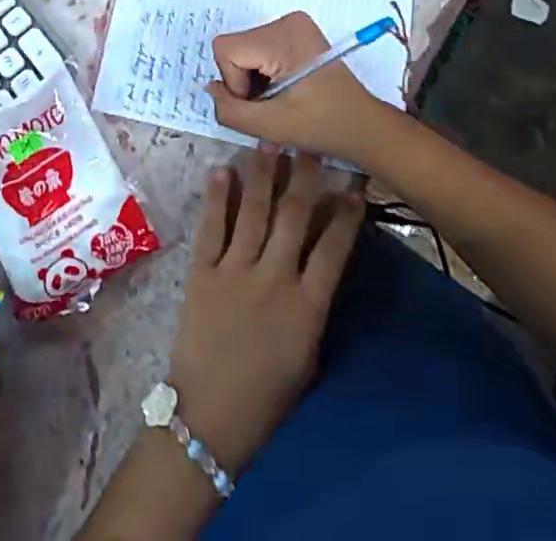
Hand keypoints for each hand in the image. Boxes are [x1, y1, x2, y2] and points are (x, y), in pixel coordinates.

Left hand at [165, 147, 363, 476]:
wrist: (211, 412)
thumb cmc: (269, 392)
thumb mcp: (309, 352)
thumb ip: (315, 303)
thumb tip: (322, 258)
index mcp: (309, 306)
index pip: (335, 248)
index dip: (346, 211)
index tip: (353, 180)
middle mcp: (274, 279)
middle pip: (294, 218)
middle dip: (304, 177)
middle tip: (309, 142)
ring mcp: (235, 272)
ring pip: (254, 214)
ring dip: (262, 175)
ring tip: (268, 142)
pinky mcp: (201, 272)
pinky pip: (211, 228)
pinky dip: (217, 198)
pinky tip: (221, 170)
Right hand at [205, 11, 392, 161]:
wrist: (363, 125)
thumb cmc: (321, 126)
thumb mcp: (268, 126)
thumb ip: (228, 109)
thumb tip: (210, 88)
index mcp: (284, 37)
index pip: (226, 50)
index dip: (233, 81)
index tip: (259, 103)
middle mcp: (287, 21)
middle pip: (234, 48)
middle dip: (242, 80)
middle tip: (268, 105)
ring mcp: (293, 24)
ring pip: (243, 49)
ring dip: (250, 77)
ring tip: (277, 99)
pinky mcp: (296, 32)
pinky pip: (258, 48)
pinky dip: (261, 71)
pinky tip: (282, 89)